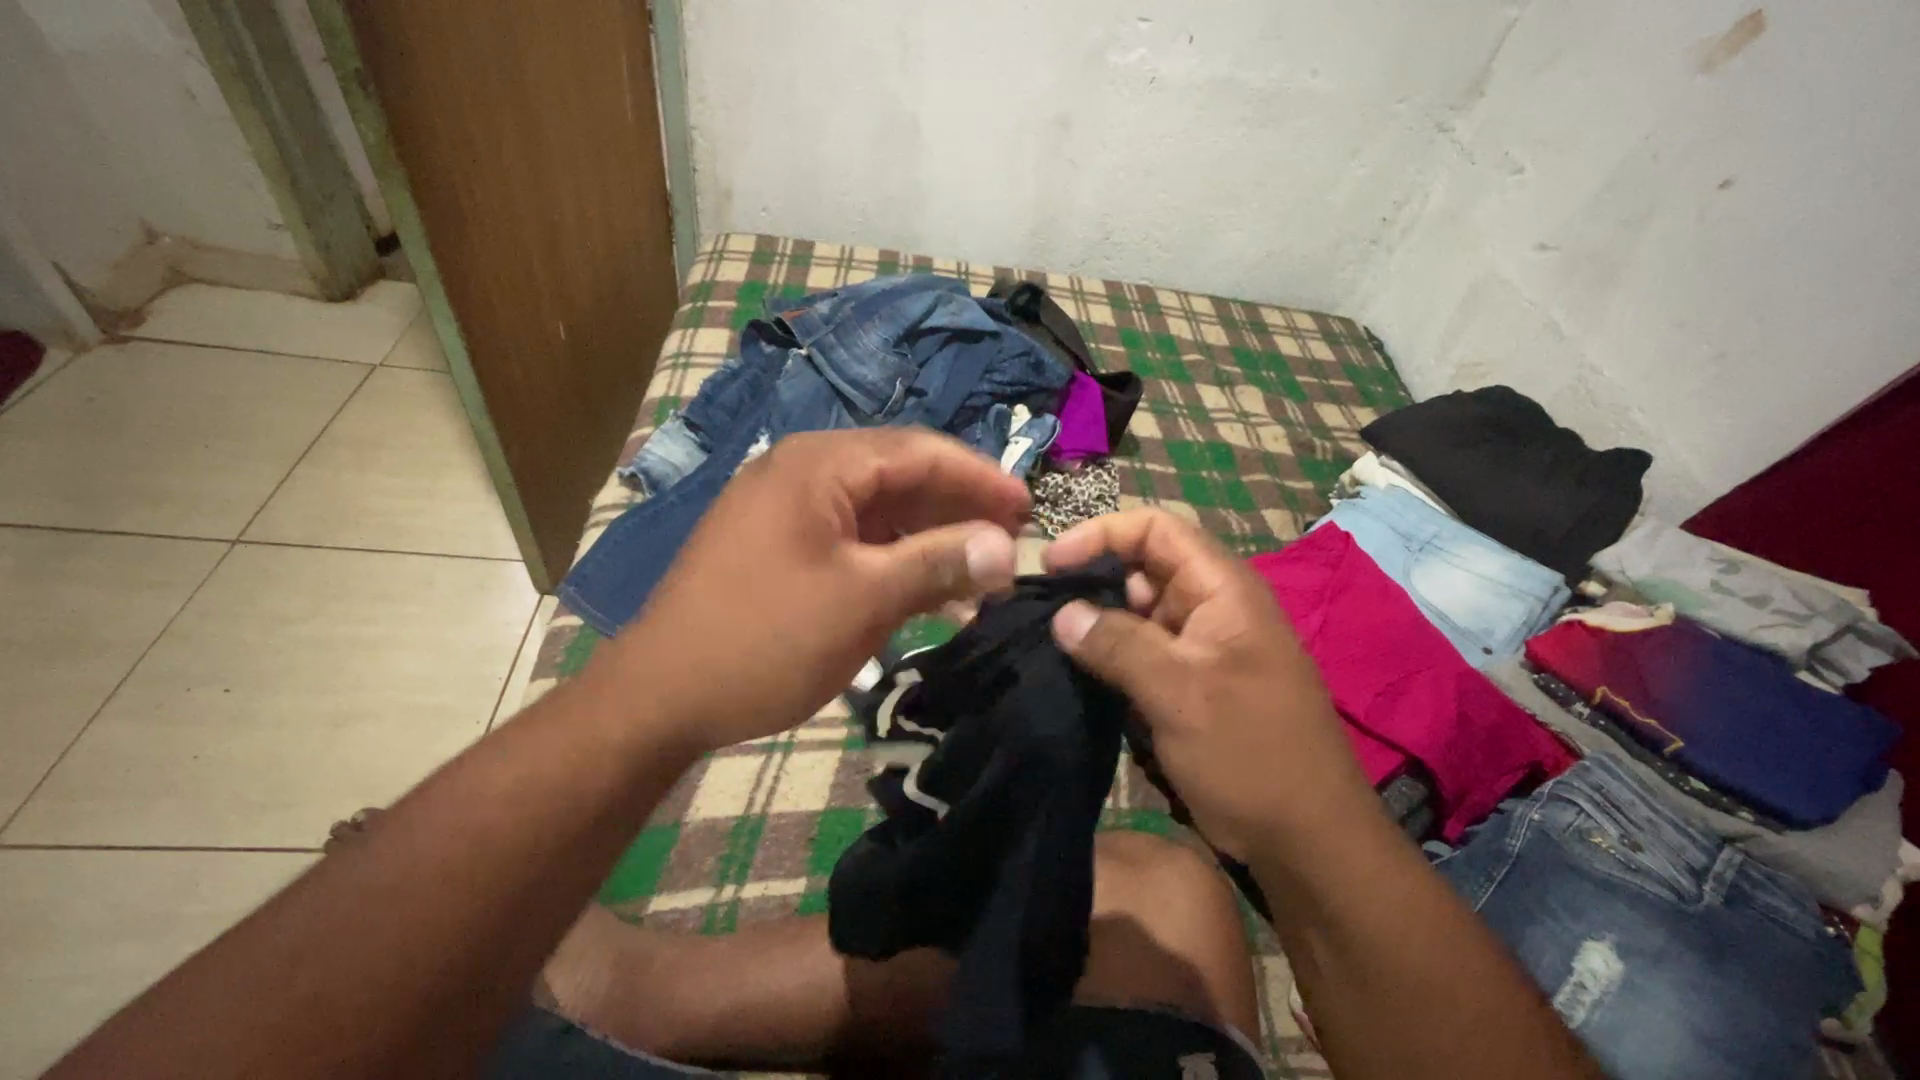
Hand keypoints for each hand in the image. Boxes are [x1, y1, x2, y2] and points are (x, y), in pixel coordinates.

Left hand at [606, 428, 1027, 753]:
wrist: (661, 697)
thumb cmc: (765, 638)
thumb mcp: (862, 600)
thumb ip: (938, 564)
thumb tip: (1007, 547)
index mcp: (818, 465)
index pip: (920, 451)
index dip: (981, 477)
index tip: (1030, 510)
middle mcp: (801, 474)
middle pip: (900, 477)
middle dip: (958, 510)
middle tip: (1011, 546)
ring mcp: (787, 513)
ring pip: (878, 513)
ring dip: (929, 541)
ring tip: (980, 576)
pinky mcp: (780, 550)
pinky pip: (852, 542)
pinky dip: (893, 563)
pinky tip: (929, 594)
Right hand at [1045, 509, 1373, 860]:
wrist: (1305, 837)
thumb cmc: (1249, 752)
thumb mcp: (1179, 691)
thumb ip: (1118, 644)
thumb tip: (1061, 614)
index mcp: (1223, 590)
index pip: (1156, 529)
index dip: (1101, 534)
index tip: (1051, 564)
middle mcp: (1213, 609)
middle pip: (1142, 569)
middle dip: (1092, 581)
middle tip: (1041, 612)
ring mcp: (1203, 650)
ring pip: (1138, 615)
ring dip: (1097, 624)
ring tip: (1049, 645)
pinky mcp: (1191, 687)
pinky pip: (1143, 656)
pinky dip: (1110, 659)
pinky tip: (1077, 676)